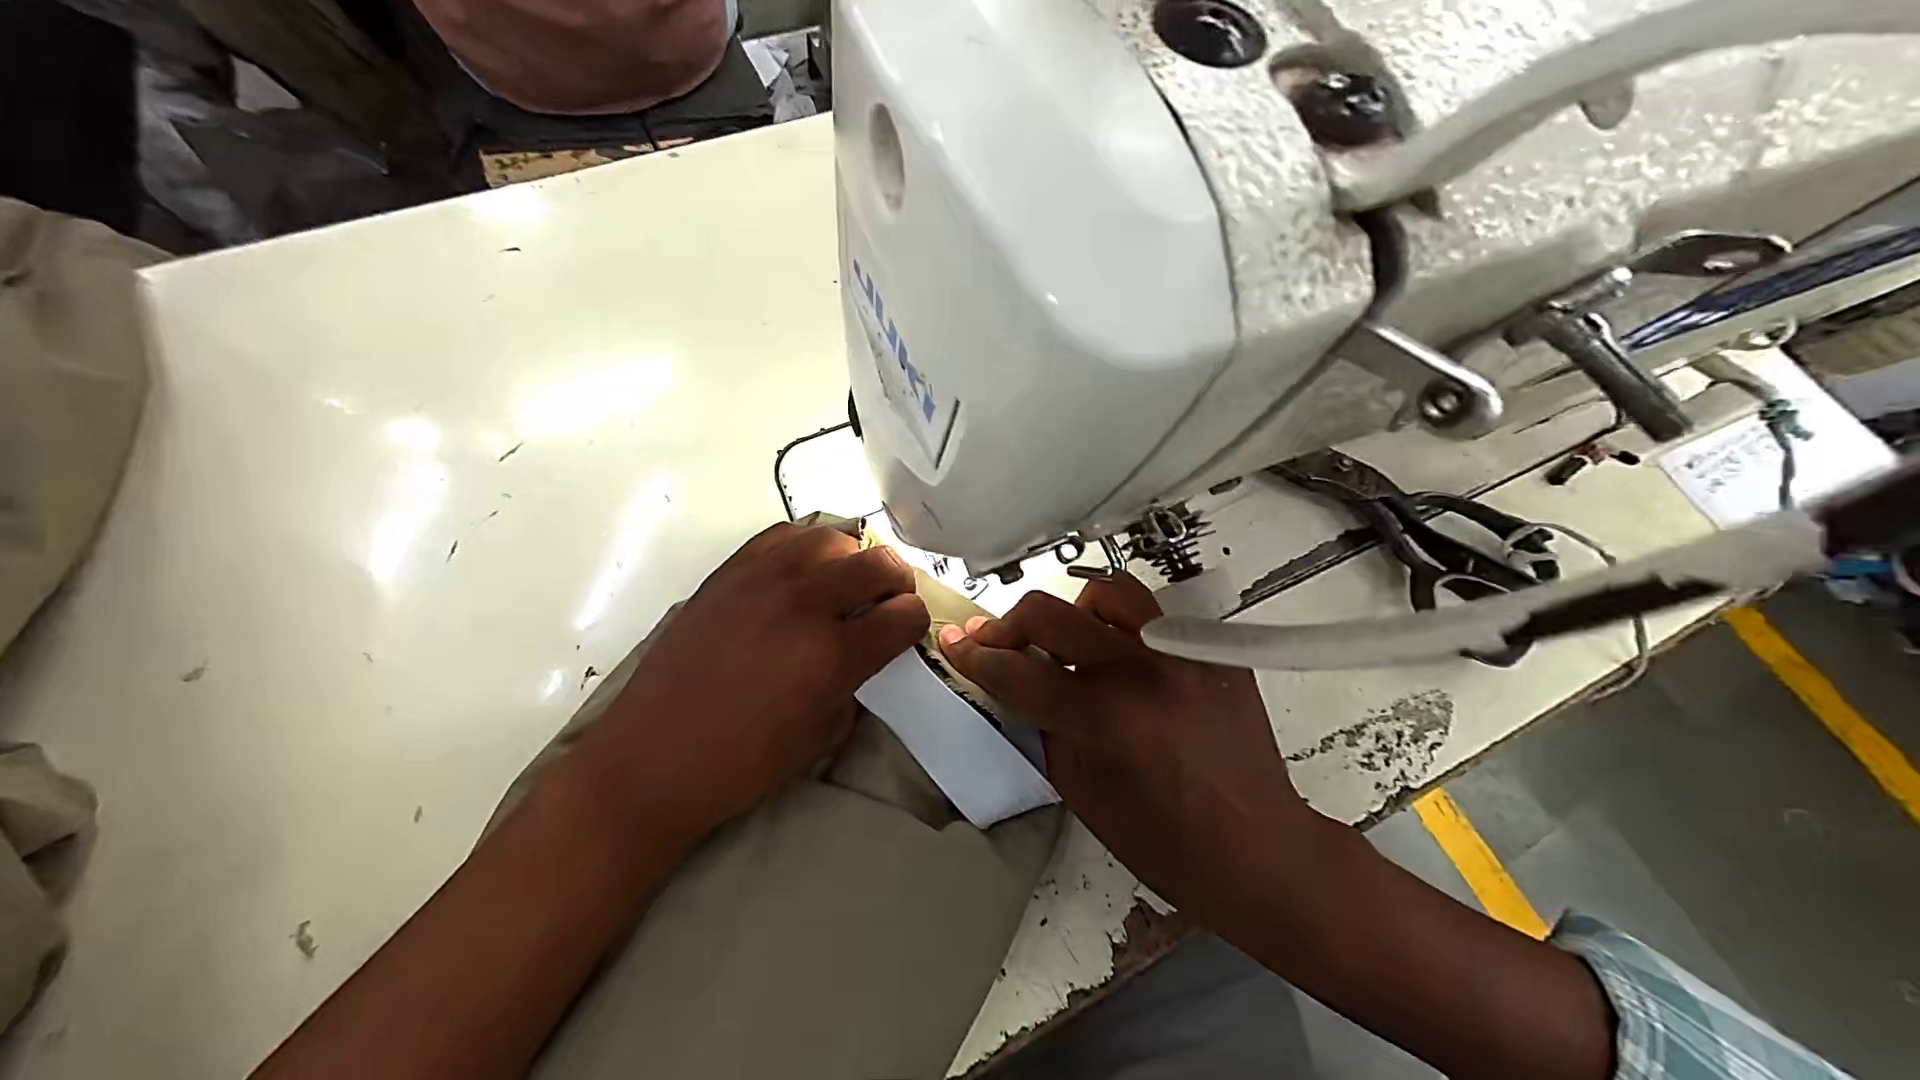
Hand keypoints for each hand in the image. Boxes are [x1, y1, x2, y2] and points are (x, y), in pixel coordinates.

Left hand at [588, 521, 928, 842]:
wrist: (652, 758)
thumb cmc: (741, 764)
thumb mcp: (822, 737)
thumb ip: (857, 686)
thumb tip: (870, 655)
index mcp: (833, 654)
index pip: (904, 615)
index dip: (915, 622)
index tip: (906, 631)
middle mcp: (804, 605)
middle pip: (878, 564)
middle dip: (897, 583)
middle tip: (888, 602)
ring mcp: (762, 581)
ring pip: (831, 538)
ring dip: (852, 558)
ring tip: (844, 582)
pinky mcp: (728, 573)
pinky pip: (781, 537)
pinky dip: (804, 547)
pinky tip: (801, 572)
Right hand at [936, 575, 1337, 925]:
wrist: (1257, 849)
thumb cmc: (1161, 841)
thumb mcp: (1081, 790)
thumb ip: (1045, 726)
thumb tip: (1020, 683)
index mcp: (1101, 719)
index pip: (1015, 671)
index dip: (974, 655)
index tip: (955, 640)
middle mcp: (1138, 671)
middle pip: (1049, 612)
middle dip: (1008, 625)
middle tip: (1000, 641)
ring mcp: (1181, 653)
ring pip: (1106, 591)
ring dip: (1073, 612)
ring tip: (1071, 640)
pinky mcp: (1212, 650)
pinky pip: (1154, 616)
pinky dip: (1125, 628)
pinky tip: (1124, 658)